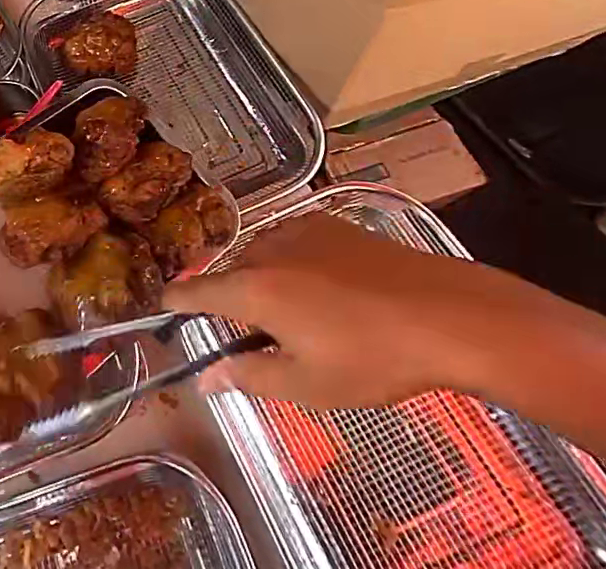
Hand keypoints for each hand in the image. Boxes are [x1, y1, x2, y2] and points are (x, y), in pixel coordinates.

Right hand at [164, 214, 514, 408]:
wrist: (442, 312)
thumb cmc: (370, 358)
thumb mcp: (306, 383)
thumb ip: (247, 376)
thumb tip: (205, 377)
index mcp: (256, 288)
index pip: (198, 290)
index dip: (177, 301)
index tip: (162, 307)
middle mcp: (271, 248)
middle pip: (232, 272)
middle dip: (230, 300)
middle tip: (252, 337)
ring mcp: (304, 228)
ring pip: (262, 253)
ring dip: (261, 279)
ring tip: (292, 315)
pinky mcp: (333, 222)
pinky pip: (292, 240)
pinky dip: (289, 261)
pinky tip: (320, 286)